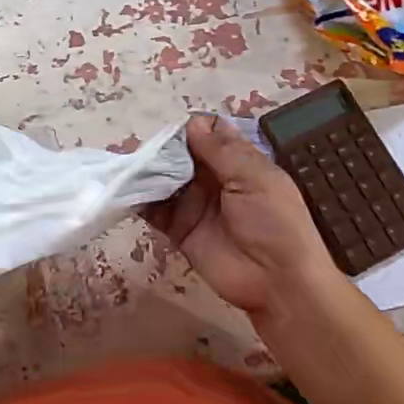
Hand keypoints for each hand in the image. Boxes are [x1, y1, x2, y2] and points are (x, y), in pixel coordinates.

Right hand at [145, 115, 339, 316]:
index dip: (192, 129)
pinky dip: (140, 200)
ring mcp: (196, 204)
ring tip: (129, 165)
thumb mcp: (255, 178)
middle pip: (183, 155)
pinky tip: (126, 190)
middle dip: (164, 149)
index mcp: (239, 162)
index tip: (173, 130)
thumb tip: (192, 122)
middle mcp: (215, 179)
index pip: (210, 135)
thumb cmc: (273, 222)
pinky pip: (156, 210)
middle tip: (143, 147)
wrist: (276, 282)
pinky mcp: (180, 229)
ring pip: (166, 179)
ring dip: (149, 172)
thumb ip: (221, 150)